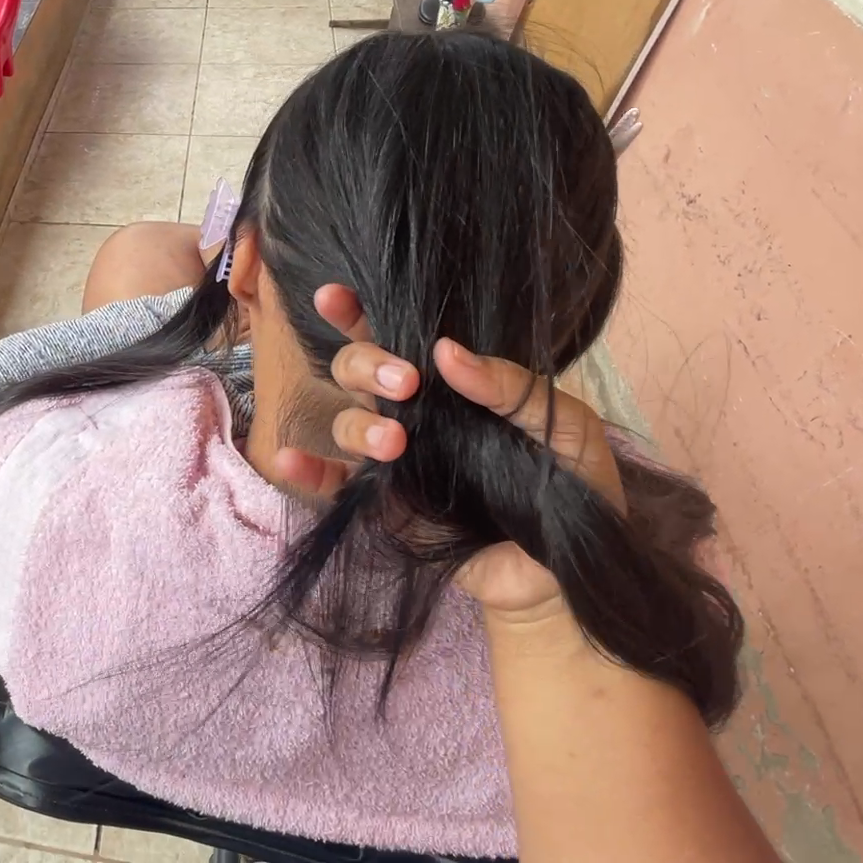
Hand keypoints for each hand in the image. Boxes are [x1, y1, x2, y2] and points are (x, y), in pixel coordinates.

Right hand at [271, 285, 626, 619]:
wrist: (566, 568)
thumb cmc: (572, 485)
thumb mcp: (562, 425)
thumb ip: (511, 387)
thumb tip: (446, 351)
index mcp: (446, 384)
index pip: (393, 336)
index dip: (357, 313)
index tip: (336, 295)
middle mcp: (409, 412)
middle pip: (355, 371)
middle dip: (367, 365)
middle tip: (405, 382)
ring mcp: (392, 459)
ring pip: (345, 423)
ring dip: (355, 425)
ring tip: (395, 444)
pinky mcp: (382, 504)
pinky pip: (334, 484)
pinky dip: (309, 471)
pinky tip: (290, 460)